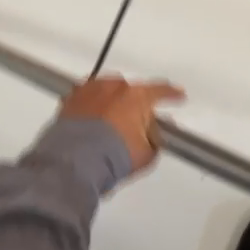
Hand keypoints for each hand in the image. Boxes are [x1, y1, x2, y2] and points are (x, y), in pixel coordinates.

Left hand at [58, 74, 183, 170]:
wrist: (72, 163)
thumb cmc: (114, 156)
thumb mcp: (147, 154)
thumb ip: (154, 140)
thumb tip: (151, 136)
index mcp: (138, 96)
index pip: (161, 90)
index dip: (172, 94)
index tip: (179, 96)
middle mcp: (116, 86)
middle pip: (131, 91)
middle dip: (134, 104)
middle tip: (134, 122)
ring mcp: (91, 90)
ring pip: (107, 91)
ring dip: (111, 103)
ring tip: (109, 123)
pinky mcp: (70, 99)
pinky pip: (86, 98)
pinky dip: (90, 106)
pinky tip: (90, 120)